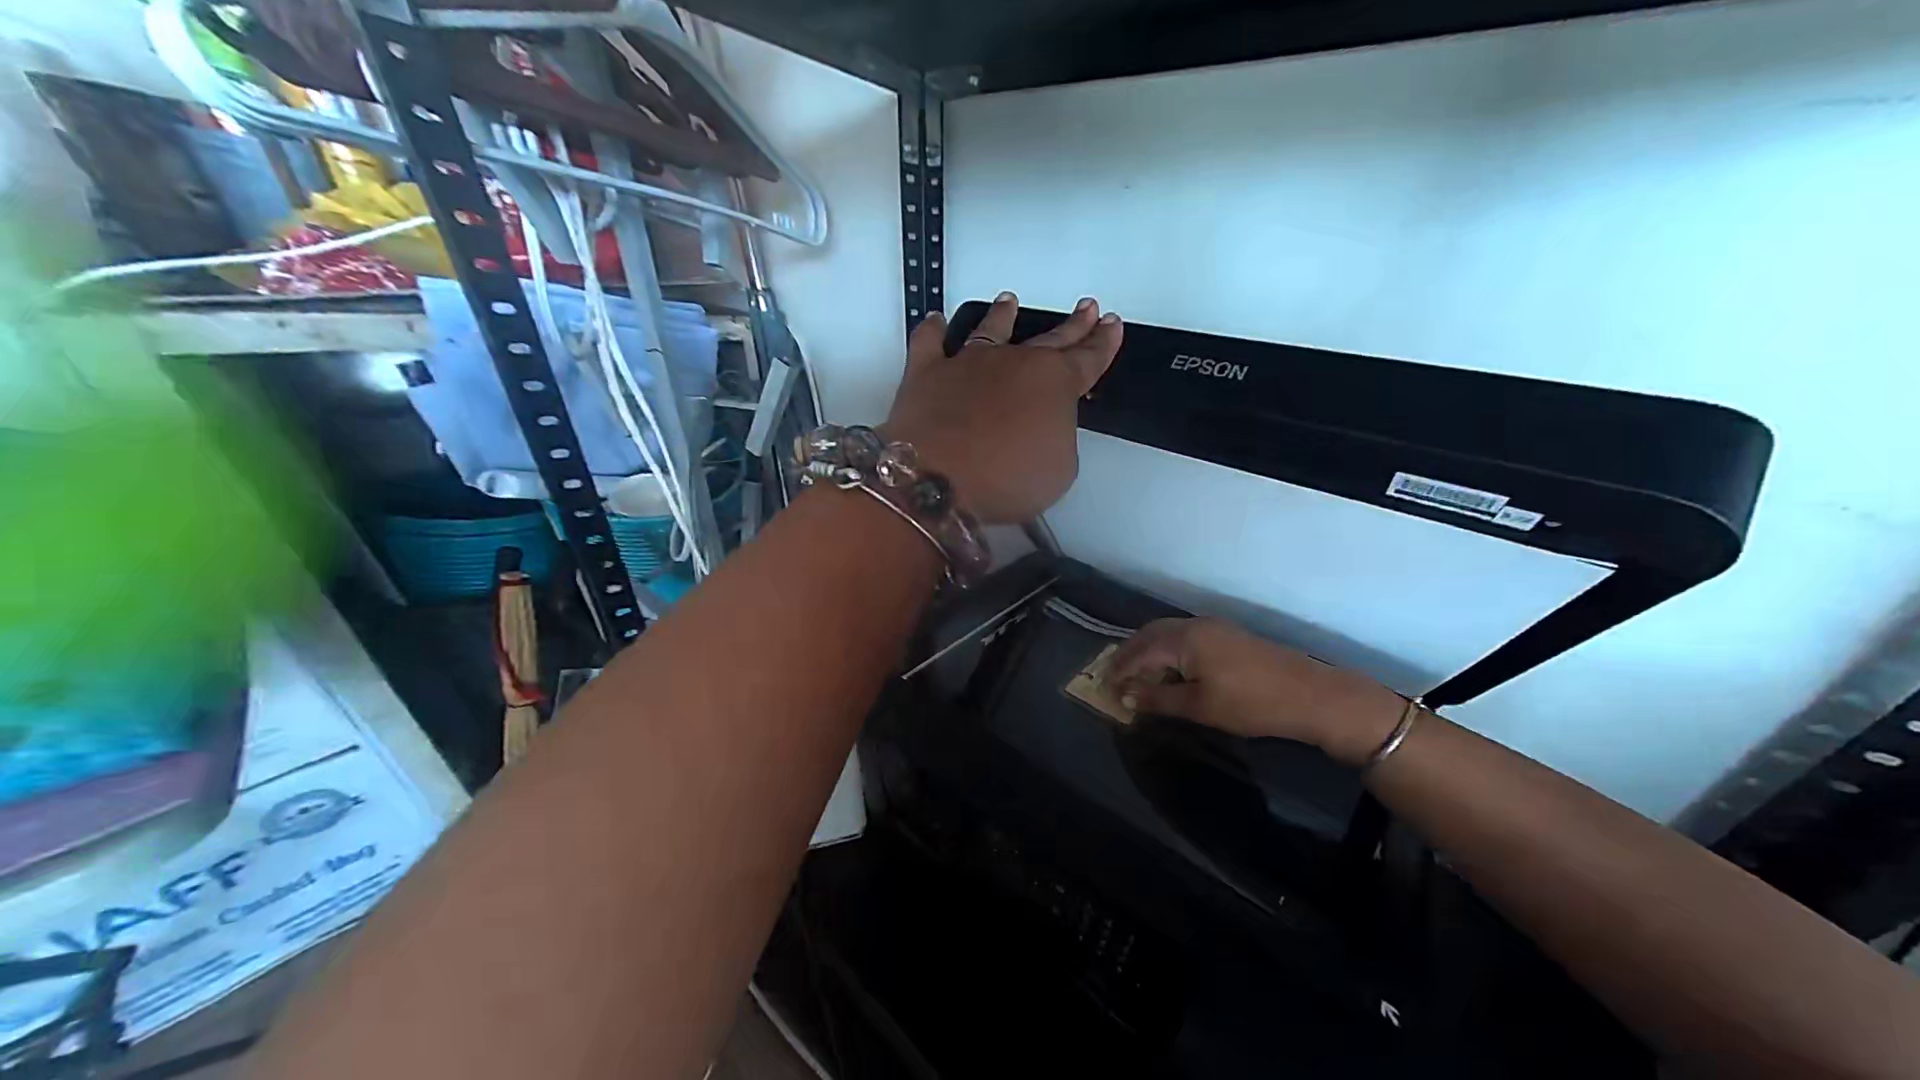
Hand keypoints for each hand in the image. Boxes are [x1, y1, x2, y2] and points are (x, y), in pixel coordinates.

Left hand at [885, 291, 1121, 523]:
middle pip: (1049, 339)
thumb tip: (1042, 429)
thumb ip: (1058, 439)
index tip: (1110, 325)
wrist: (936, 478)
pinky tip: (935, 320)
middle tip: (1086, 309)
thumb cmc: (1004, 478)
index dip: (1102, 343)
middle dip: (1071, 325)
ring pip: (989, 331)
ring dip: (1001, 316)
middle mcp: (1012, 363)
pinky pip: (929, 342)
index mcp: (1054, 383)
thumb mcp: (1060, 470)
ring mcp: (966, 364)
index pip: (1087, 358)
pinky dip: (932, 330)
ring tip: (1009, 301)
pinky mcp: (925, 374)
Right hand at [1107, 617, 1408, 766]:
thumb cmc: (1251, 704)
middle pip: (1149, 634)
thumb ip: (1158, 698)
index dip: (1119, 671)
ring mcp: (1212, 626)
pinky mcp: (1226, 634)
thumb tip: (1125, 695)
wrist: (1311, 695)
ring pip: (1166, 632)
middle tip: (1113, 677)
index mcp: (1184, 639)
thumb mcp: (1199, 706)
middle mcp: (1194, 625)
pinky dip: (1165, 649)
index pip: (1139, 652)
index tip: (1104, 689)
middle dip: (1128, 655)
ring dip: (1146, 651)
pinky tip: (1167, 668)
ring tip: (1135, 675)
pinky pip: (1182, 635)